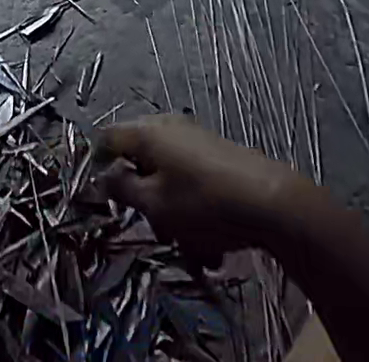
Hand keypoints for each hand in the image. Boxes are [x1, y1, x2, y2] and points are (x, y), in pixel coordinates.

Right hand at [91, 114, 306, 261]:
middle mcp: (167, 126)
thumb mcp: (155, 204)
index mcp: (147, 133)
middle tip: (151, 224)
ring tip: (187, 243)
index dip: (97, 160)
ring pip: (166, 173)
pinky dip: (190, 204)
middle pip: (139, 157)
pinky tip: (208, 239)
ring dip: (169, 207)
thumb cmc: (203, 203)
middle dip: (142, 194)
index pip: (108, 137)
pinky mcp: (215, 152)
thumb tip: (104, 177)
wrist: (271, 201)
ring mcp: (194, 137)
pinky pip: (190, 177)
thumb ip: (123, 189)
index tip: (99, 189)